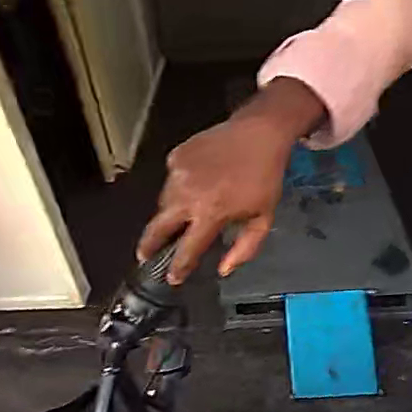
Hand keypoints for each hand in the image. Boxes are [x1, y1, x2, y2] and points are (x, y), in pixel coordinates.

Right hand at [138, 78, 324, 283]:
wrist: (260, 133)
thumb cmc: (265, 177)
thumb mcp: (263, 218)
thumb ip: (244, 248)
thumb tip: (224, 269)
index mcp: (210, 213)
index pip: (187, 249)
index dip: (178, 267)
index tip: (172, 278)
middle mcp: (188, 195)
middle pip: (159, 228)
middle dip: (149, 245)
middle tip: (145, 255)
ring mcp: (178, 173)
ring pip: (164, 203)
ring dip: (169, 214)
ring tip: (182, 216)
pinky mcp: (176, 156)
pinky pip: (171, 180)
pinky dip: (179, 187)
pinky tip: (195, 184)